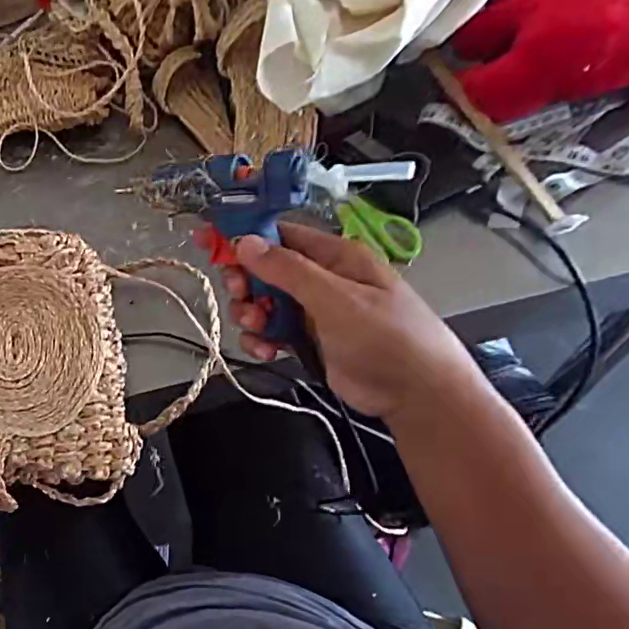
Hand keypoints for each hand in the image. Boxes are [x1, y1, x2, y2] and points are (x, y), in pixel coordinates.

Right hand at [226, 222, 482, 422]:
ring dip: (252, 314)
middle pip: (267, 270)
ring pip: (266, 302)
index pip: (281, 235)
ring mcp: (315, 311)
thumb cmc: (387, 337)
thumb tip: (246, 243)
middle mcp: (323, 279)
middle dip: (246, 282)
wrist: (416, 393)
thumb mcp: (336, 299)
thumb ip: (288, 271)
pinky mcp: (310, 341)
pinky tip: (266, 350)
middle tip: (240, 296)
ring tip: (258, 329)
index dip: (246, 237)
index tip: (213, 243)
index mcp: (335, 257)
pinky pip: (274, 331)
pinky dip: (262, 339)